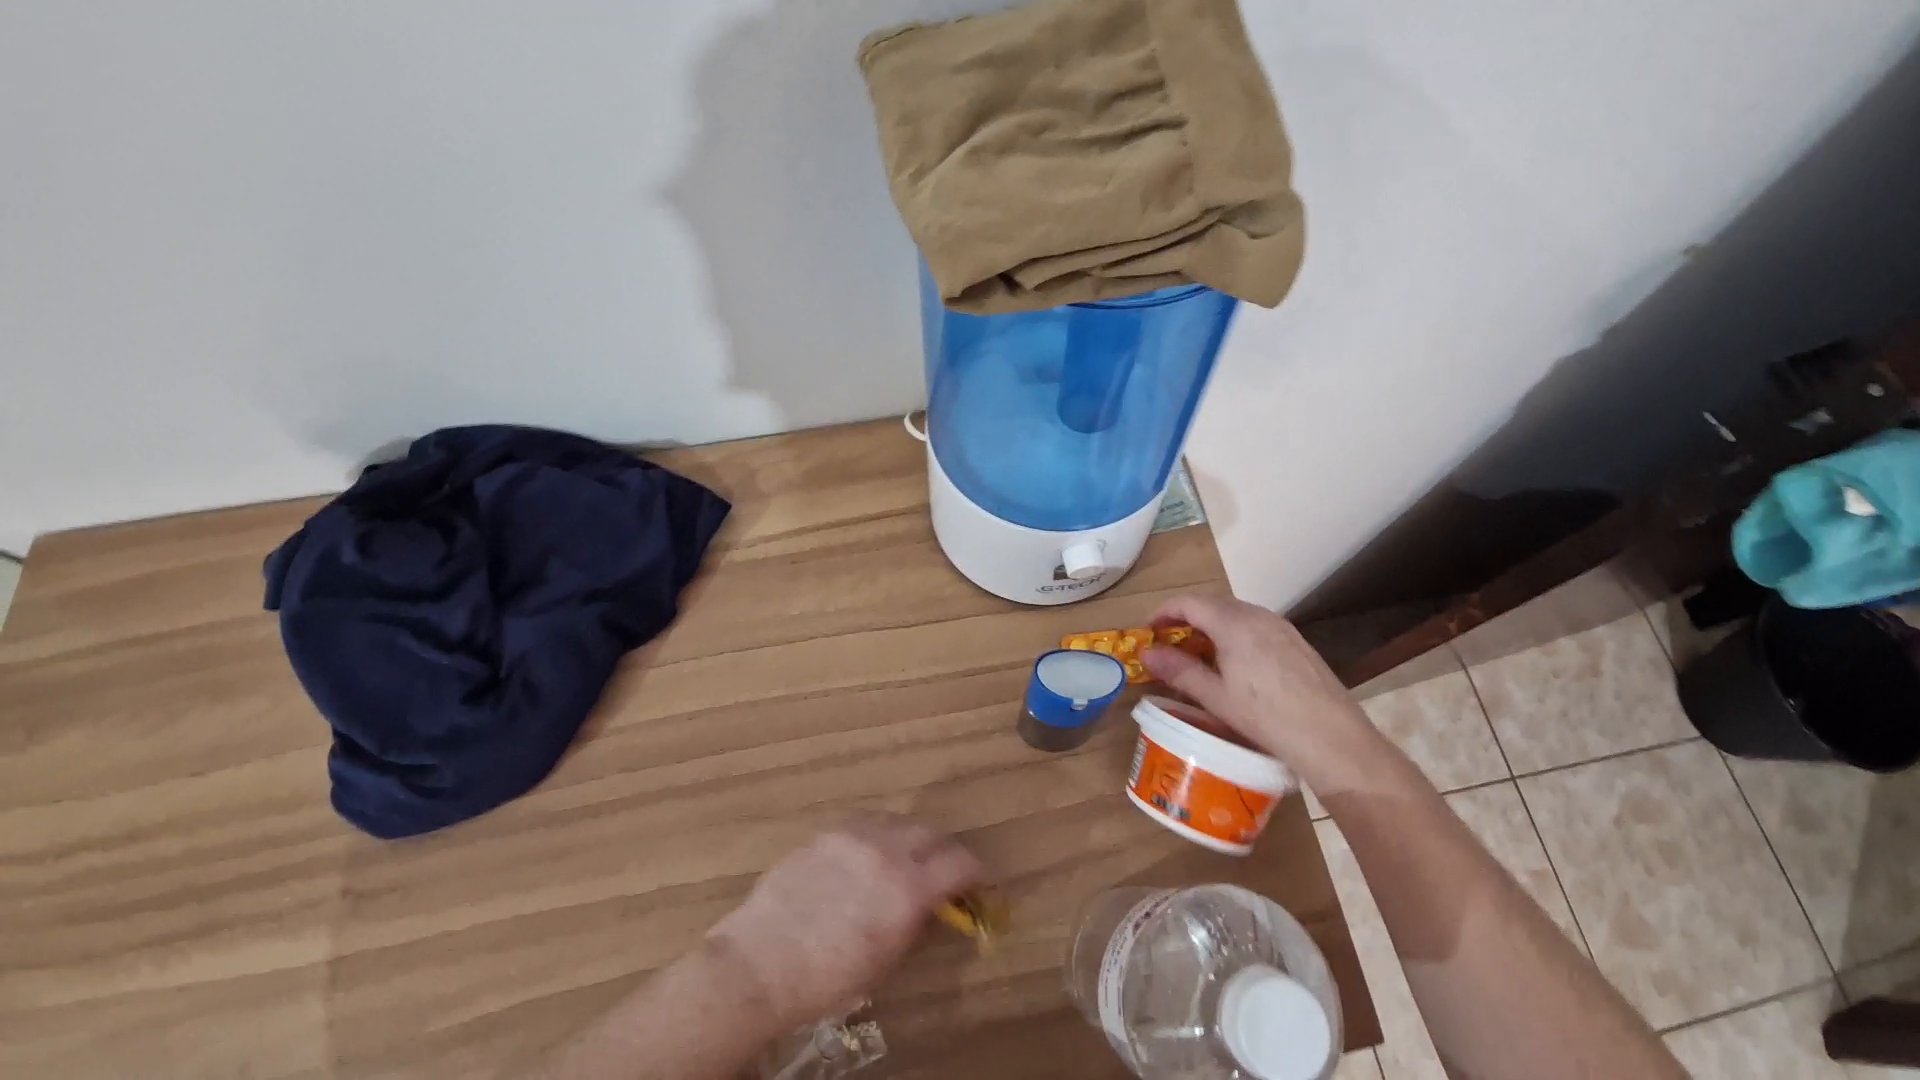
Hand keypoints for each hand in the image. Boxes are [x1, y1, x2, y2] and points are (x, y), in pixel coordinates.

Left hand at [706, 816, 983, 1029]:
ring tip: (905, 860)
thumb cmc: (827, 979)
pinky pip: (864, 825)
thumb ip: (913, 922)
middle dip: (944, 851)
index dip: (975, 873)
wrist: (761, 962)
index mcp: (908, 890)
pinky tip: (867, 856)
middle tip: (943, 870)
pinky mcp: (825, 834)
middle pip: (931, 834)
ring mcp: (853, 838)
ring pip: (897, 822)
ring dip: (910, 839)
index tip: (977, 884)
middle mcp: (886, 853)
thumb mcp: (885, 960)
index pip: (960, 863)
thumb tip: (929, 906)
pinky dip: (877, 836)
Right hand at [1141, 593, 1373, 773]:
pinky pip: (1255, 626)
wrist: (1330, 735)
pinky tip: (1233, 663)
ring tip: (1198, 655)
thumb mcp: (1215, 697)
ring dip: (1211, 626)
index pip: (1189, 603)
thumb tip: (1146, 653)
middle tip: (1169, 645)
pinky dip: (1234, 634)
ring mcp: (1280, 626)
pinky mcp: (1296, 641)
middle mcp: (1258, 615)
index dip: (1164, 613)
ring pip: (1236, 614)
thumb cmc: (1266, 717)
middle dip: (1186, 619)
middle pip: (1212, 604)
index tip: (1148, 632)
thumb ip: (1179, 670)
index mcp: (1234, 623)